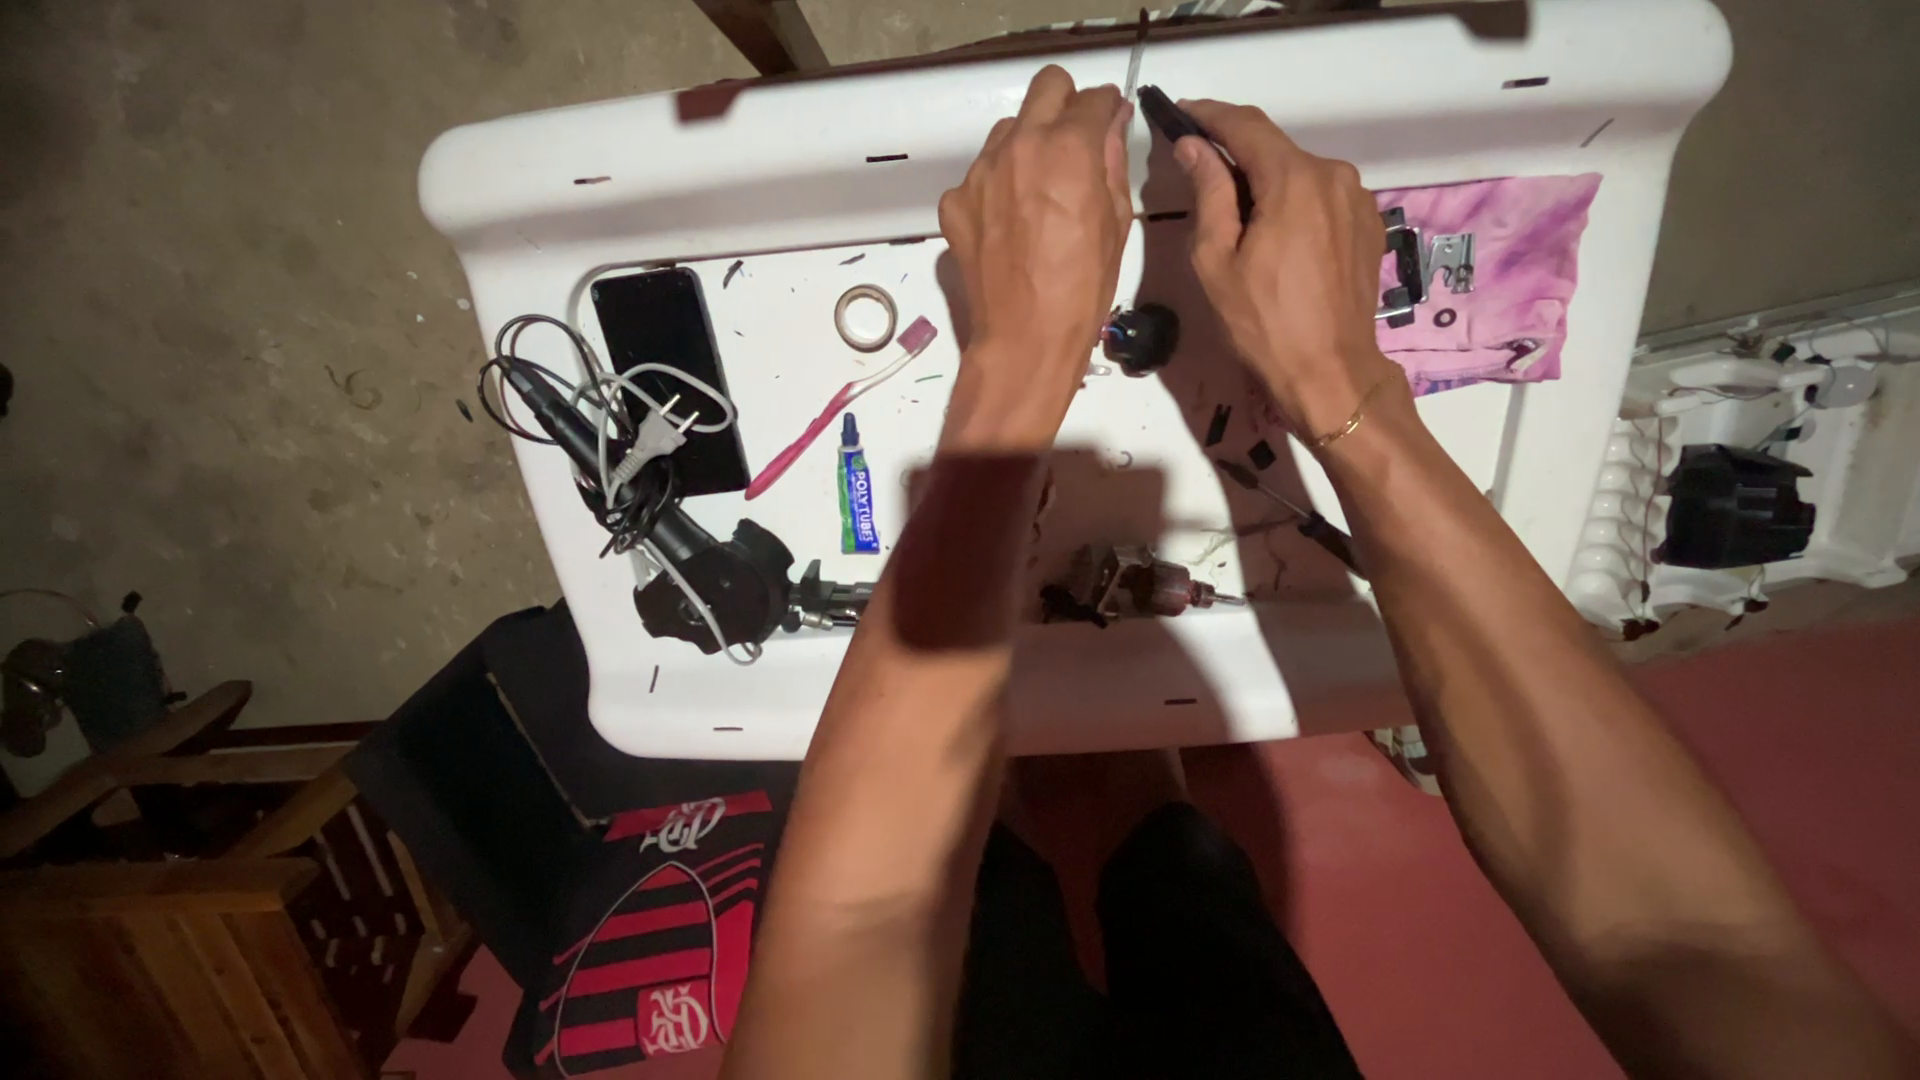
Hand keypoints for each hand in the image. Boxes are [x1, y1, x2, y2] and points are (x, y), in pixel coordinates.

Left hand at [937, 65, 1132, 451]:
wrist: (1024, 340)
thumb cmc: (1082, 291)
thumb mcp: (1116, 225)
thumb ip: (1112, 164)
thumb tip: (1110, 128)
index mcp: (1068, 149)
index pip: (1092, 99)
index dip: (1106, 113)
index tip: (1109, 129)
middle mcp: (1019, 148)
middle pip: (1044, 90)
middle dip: (1065, 108)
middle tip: (1074, 146)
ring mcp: (979, 175)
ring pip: (1007, 132)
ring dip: (1027, 146)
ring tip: (1037, 192)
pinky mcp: (955, 204)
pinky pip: (979, 176)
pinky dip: (996, 188)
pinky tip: (1007, 224)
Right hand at [1176, 100, 1402, 442]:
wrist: (1329, 371)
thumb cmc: (1262, 323)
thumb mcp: (1217, 262)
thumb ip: (1208, 195)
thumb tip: (1195, 148)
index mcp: (1294, 180)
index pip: (1247, 126)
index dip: (1211, 116)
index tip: (1182, 114)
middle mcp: (1334, 175)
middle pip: (1275, 151)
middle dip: (1236, 157)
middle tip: (1201, 177)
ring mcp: (1358, 200)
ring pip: (1300, 176)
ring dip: (1266, 186)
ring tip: (1239, 223)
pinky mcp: (1369, 225)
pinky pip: (1322, 200)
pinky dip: (1294, 206)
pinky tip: (1277, 242)